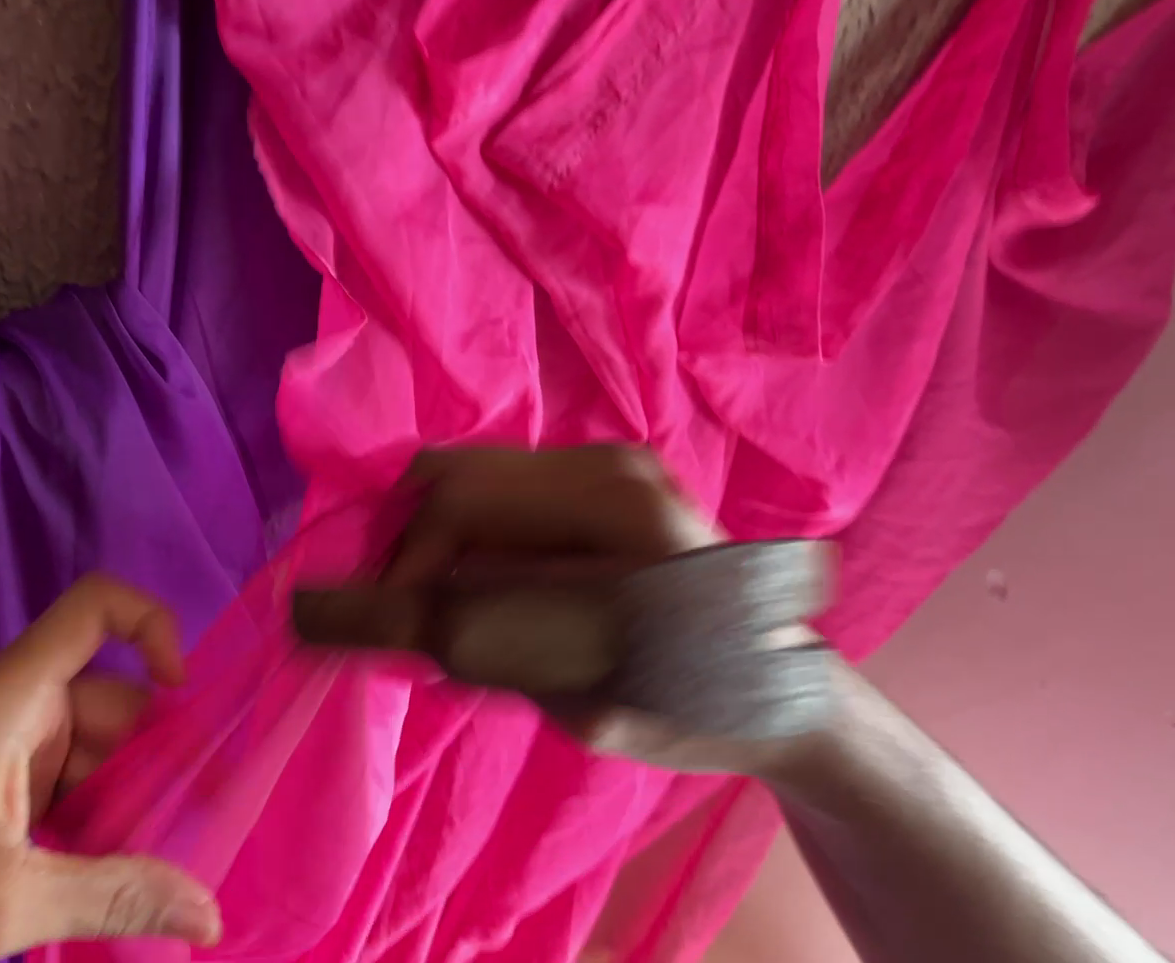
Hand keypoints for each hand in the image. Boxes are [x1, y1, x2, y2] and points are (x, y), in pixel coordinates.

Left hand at [0, 575, 221, 962]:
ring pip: (95, 756)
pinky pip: (67, 792)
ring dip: (131, 804)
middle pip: (113, 701)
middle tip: (210, 828)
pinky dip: (97, 827)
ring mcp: (2, 754)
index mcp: (13, 699)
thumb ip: (115, 896)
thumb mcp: (4, 905)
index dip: (151, 623)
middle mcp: (15, 711)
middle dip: (160, 758)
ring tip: (171, 872)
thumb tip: (215, 914)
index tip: (185, 691)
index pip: (94, 609)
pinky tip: (119, 883)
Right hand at [293, 444, 838, 778]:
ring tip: (428, 594)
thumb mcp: (593, 706)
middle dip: (408, 539)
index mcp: (620, 513)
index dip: (408, 558)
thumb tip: (396, 630)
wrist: (783, 689)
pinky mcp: (596, 476)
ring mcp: (605, 465)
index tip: (390, 619)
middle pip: (453, 472)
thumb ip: (493, 658)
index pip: (466, 501)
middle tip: (401, 604)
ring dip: (429, 533)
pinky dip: (458, 527)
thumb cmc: (701, 709)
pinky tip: (465, 576)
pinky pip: (491, 484)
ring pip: (465, 472)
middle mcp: (610, 469)